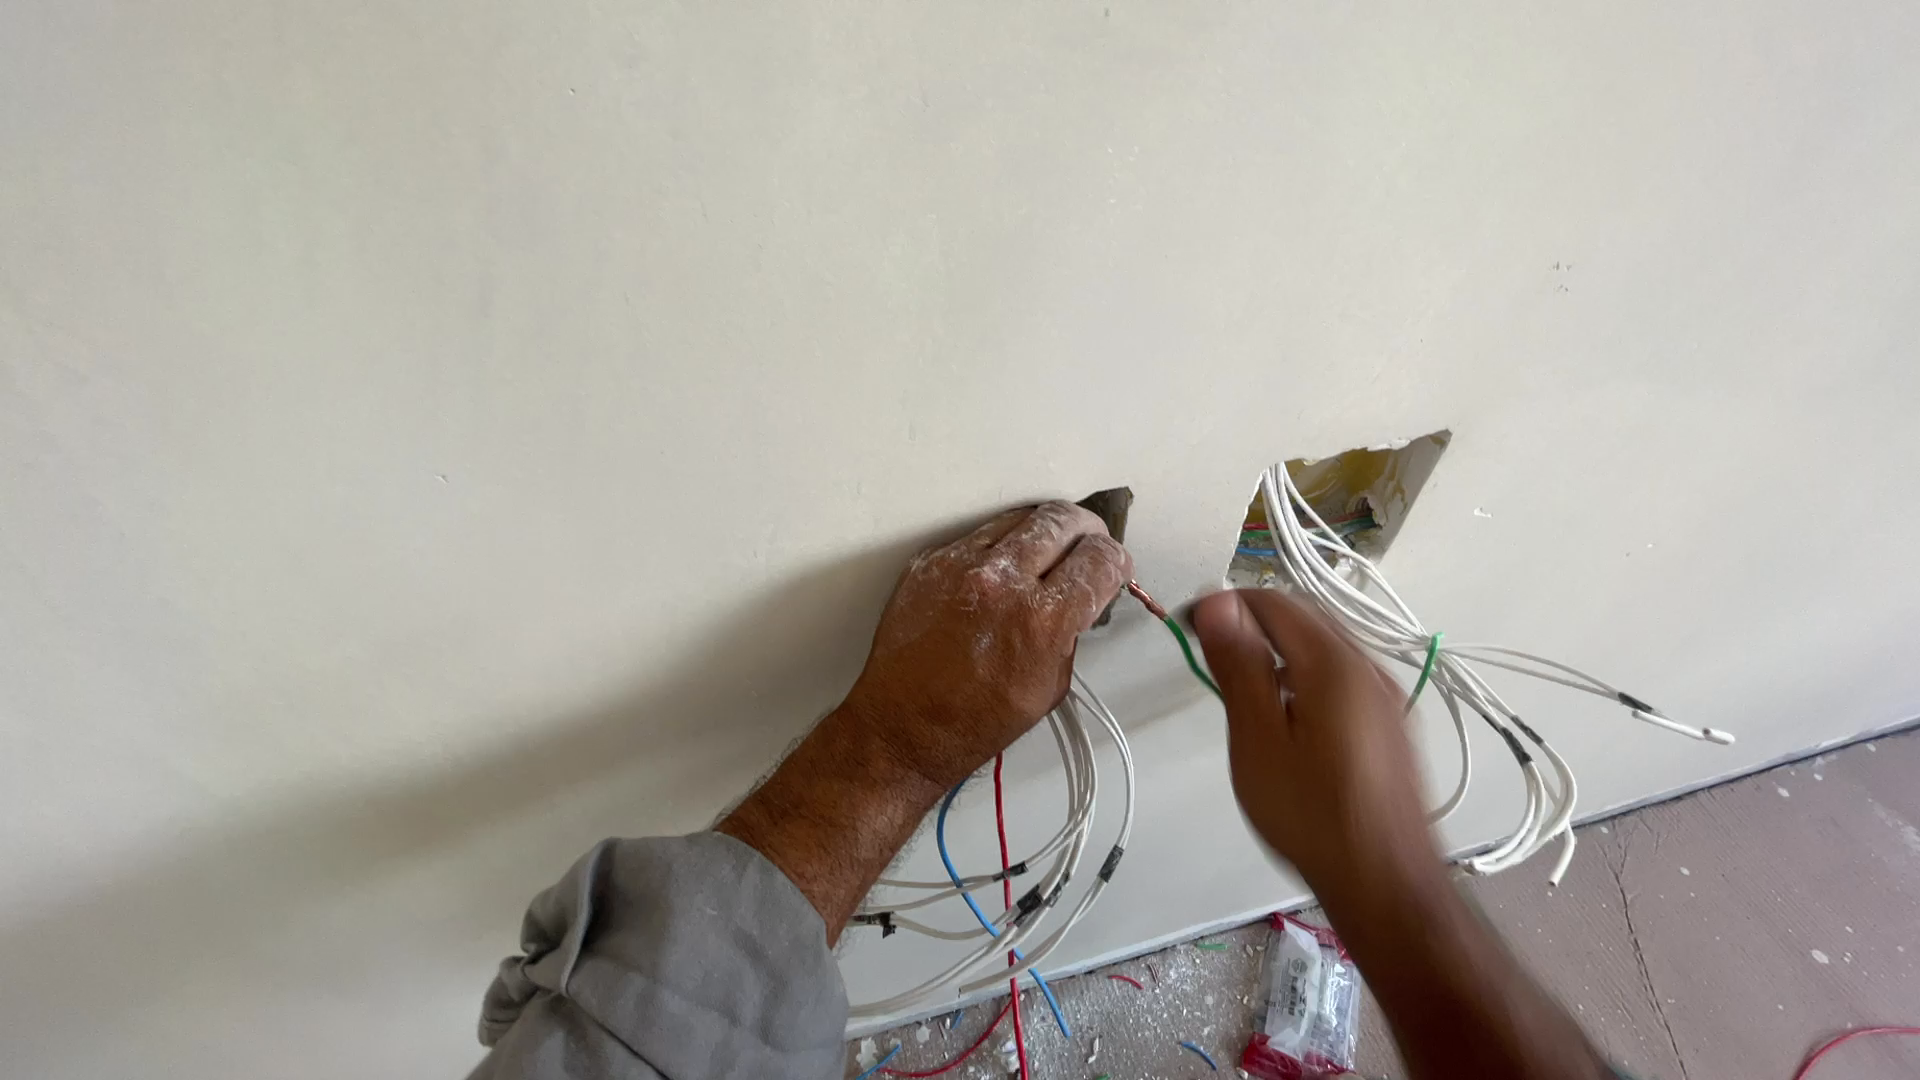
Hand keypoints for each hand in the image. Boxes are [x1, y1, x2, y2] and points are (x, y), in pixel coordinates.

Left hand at [717, 500, 1129, 940]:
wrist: (903, 726)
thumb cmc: (978, 719)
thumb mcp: (1051, 684)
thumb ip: (1072, 629)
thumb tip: (1084, 591)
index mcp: (1043, 620)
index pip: (1100, 559)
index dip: (1115, 561)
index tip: (1112, 567)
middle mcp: (1002, 583)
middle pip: (1062, 520)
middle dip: (1085, 531)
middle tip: (1087, 544)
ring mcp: (959, 566)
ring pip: (1020, 518)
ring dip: (1043, 531)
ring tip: (1046, 552)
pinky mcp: (929, 562)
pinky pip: (979, 535)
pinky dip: (1000, 546)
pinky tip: (1001, 569)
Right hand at [1190, 588, 1439, 893]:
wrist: (1385, 883)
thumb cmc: (1310, 813)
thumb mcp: (1257, 737)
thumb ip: (1239, 665)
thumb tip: (1217, 603)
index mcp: (1335, 664)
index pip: (1273, 603)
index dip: (1225, 605)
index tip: (1188, 628)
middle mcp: (1368, 667)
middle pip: (1302, 617)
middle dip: (1251, 621)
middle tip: (1209, 651)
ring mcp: (1385, 695)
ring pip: (1322, 643)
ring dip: (1276, 644)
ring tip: (1239, 680)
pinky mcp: (1389, 721)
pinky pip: (1339, 671)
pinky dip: (1302, 669)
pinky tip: (1284, 708)